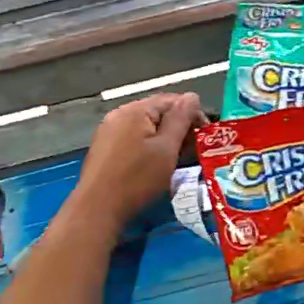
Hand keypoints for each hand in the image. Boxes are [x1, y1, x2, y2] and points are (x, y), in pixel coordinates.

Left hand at [70, 92, 204, 226]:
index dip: (192, 114)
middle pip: (156, 112)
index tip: (205, 135)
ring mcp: (108, 130)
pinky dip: (147, 146)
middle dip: (178, 127)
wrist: (98, 207)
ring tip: (176, 158)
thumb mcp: (166, 149)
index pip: (171, 100)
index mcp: (135, 110)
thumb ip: (180, 120)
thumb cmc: (137, 179)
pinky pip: (132, 138)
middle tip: (193, 149)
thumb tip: (192, 96)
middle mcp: (119, 114)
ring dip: (164, 138)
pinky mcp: (103, 147)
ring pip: (144, 126)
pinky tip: (154, 163)